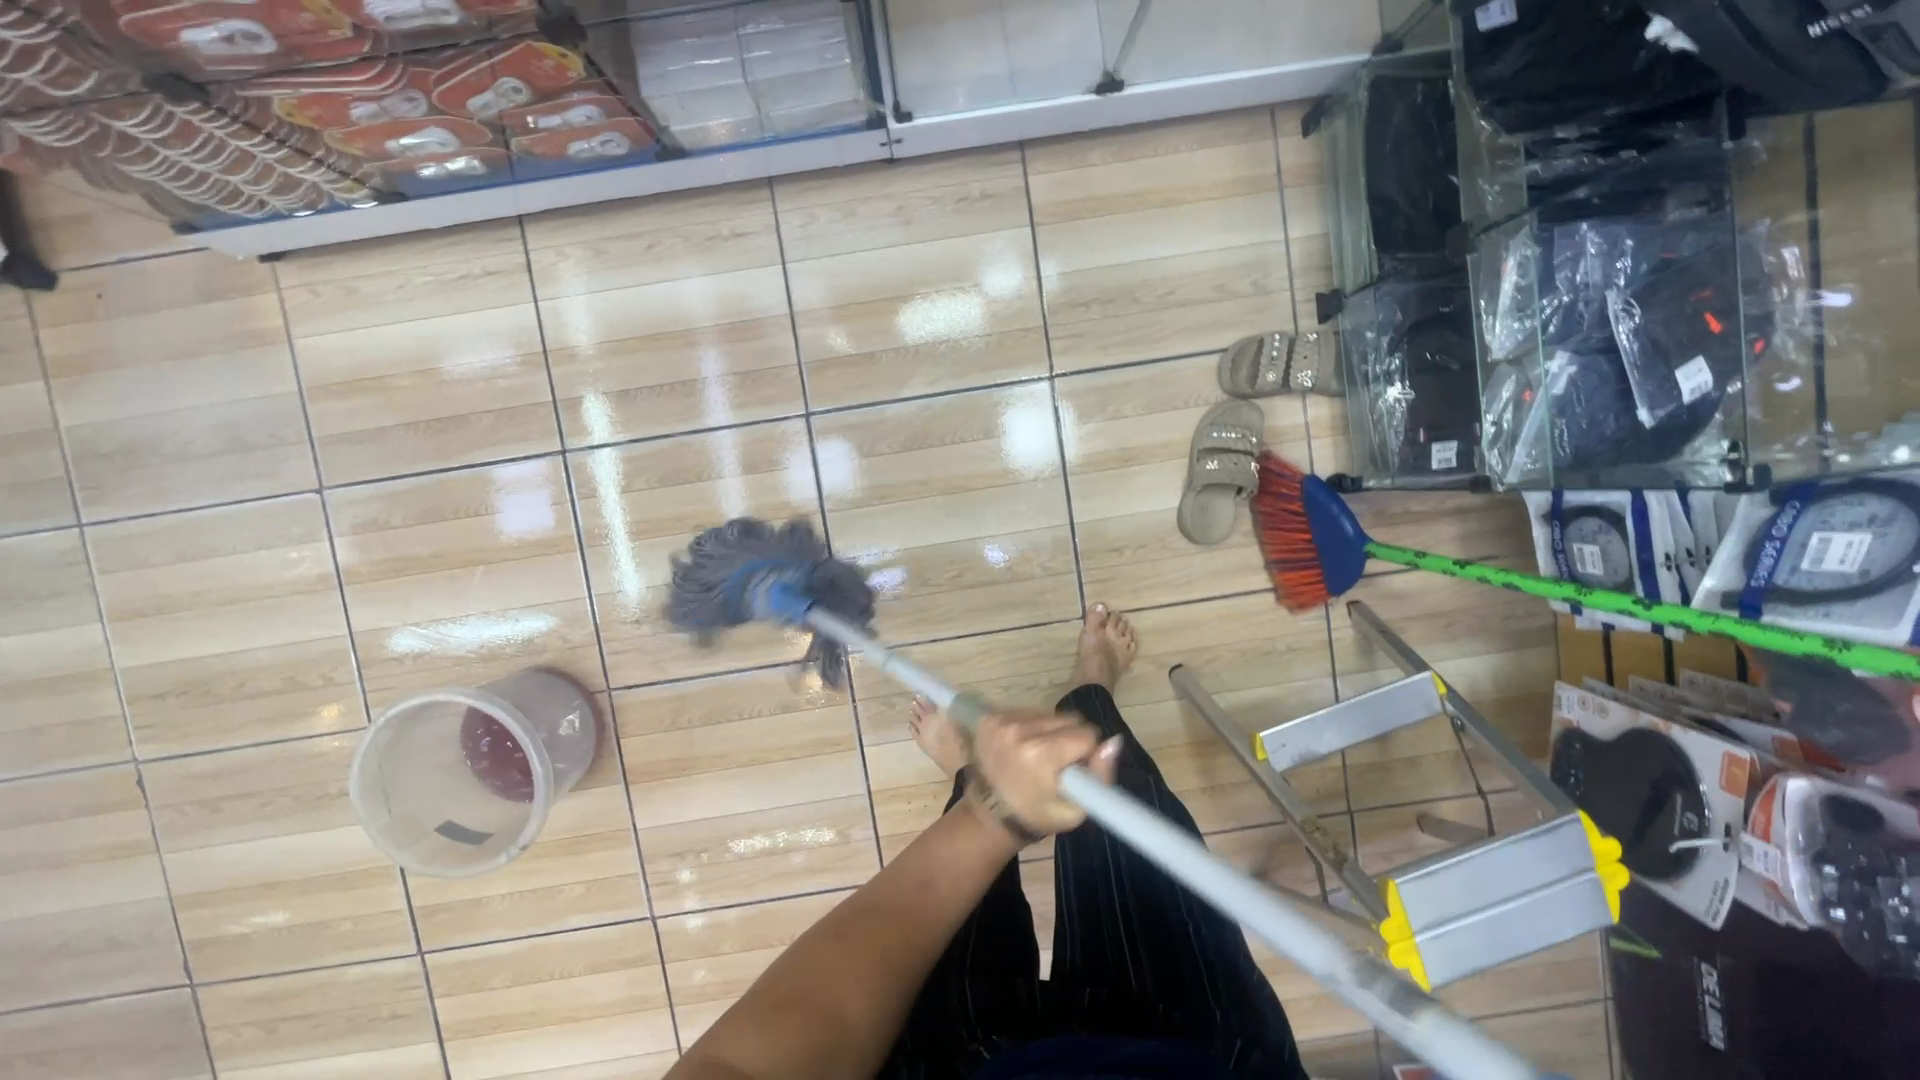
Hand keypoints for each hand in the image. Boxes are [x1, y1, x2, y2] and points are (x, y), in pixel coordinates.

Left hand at [967, 708, 1122, 836]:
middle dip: (1070, 739)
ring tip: (1038, 756)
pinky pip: (1028, 712)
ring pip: (1049, 713)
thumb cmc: (1036, 816)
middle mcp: (1019, 730)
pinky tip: (1023, 748)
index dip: (1086, 753)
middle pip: (1068, 719)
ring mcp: (1002, 721)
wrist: (989, 815)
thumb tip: (1115, 740)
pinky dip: (1032, 727)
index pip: (1087, 734)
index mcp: (1040, 753)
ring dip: (1051, 731)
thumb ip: (1099, 776)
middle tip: (1057, 764)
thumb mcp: (1075, 810)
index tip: (1074, 770)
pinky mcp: (990, 718)